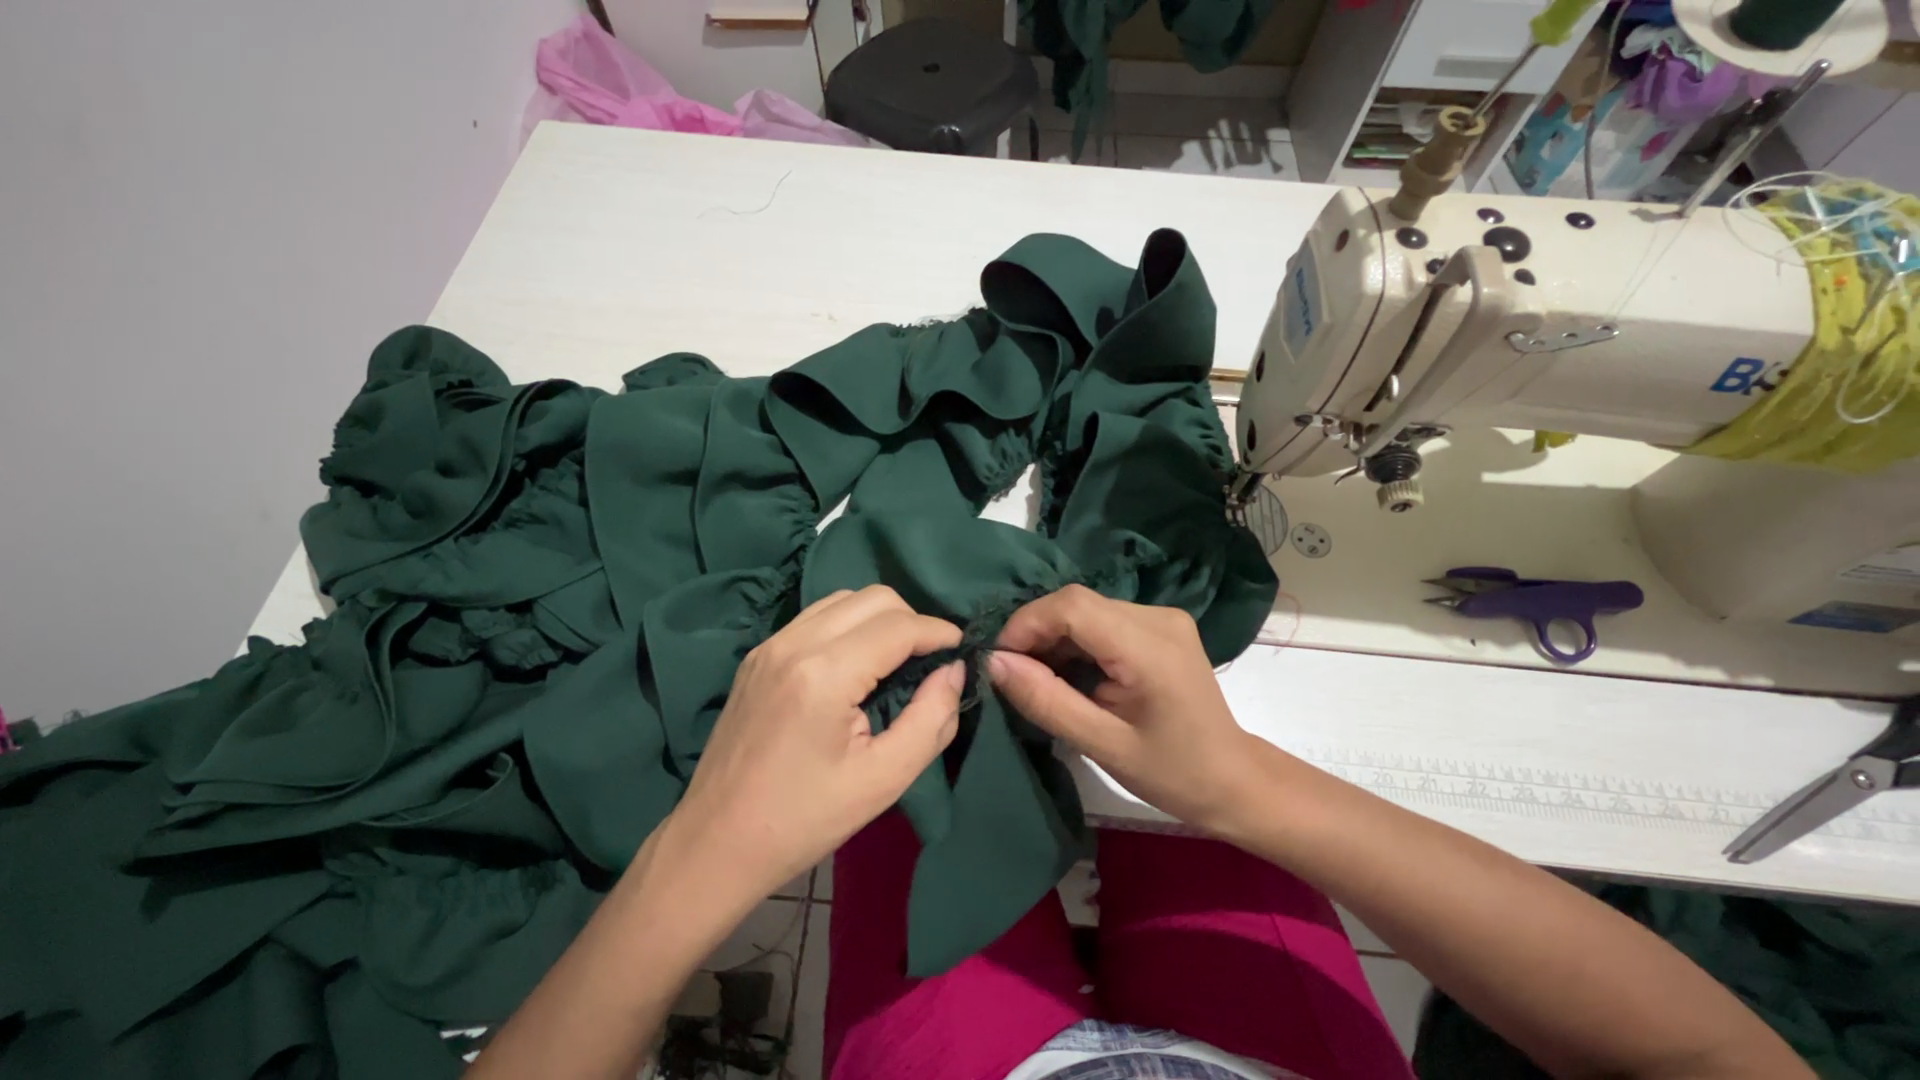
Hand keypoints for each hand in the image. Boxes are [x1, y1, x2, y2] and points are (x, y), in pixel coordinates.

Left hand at [669, 585, 964, 900]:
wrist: (718, 842)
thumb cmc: (806, 819)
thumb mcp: (884, 778)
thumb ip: (932, 718)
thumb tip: (953, 670)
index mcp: (825, 673)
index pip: (899, 625)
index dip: (940, 633)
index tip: (962, 653)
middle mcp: (794, 644)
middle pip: (873, 598)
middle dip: (912, 620)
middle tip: (930, 662)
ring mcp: (769, 646)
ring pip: (843, 599)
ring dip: (880, 619)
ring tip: (897, 661)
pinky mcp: (756, 657)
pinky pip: (815, 618)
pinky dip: (848, 626)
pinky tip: (857, 666)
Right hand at [988, 585, 1267, 832]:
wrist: (1232, 779)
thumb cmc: (1171, 772)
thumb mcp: (1101, 745)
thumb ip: (1046, 700)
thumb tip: (994, 663)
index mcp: (1149, 646)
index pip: (1072, 605)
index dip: (1027, 624)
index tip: (1001, 662)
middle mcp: (1158, 617)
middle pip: (1077, 603)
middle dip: (1037, 633)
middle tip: (1016, 678)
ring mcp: (1163, 618)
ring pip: (1087, 610)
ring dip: (1054, 639)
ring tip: (1040, 681)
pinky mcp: (1161, 627)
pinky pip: (1103, 621)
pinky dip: (1076, 643)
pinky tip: (1070, 676)